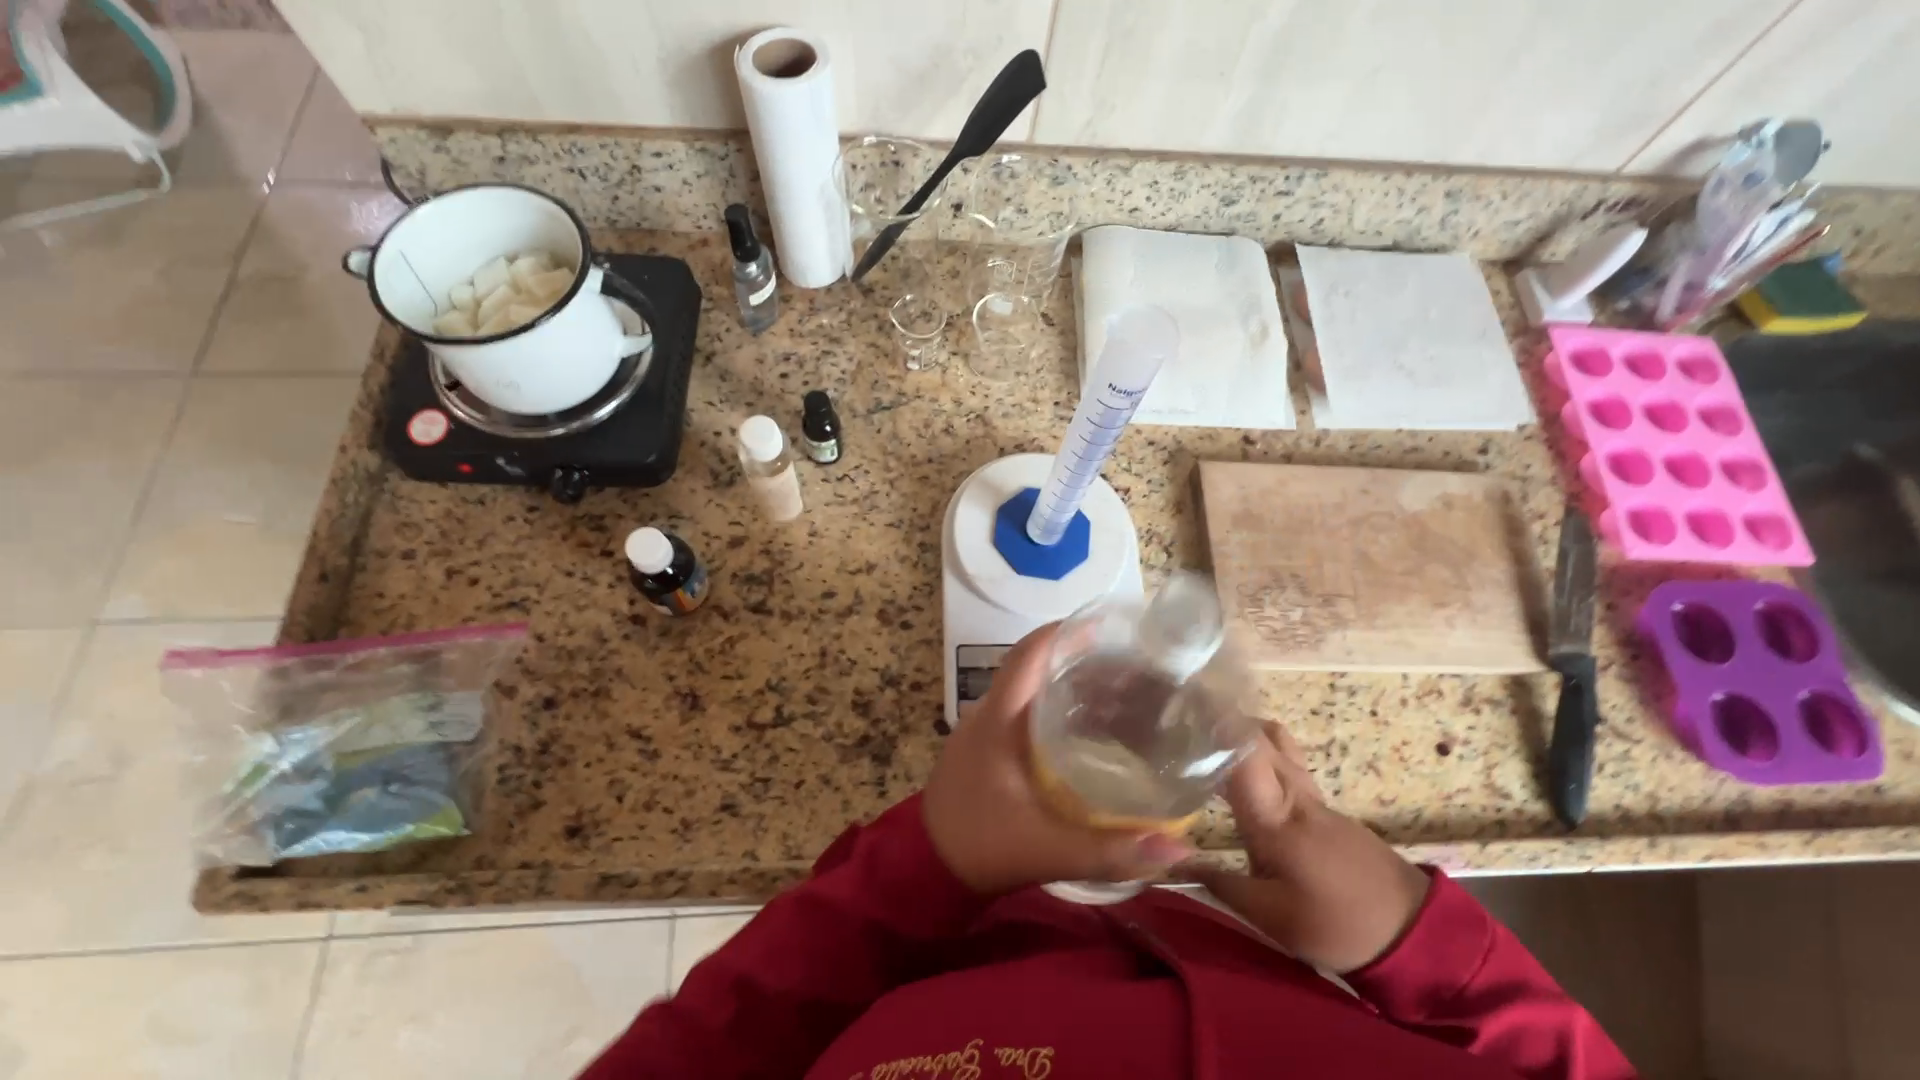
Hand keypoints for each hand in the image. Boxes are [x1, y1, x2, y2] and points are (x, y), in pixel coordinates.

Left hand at [922, 623, 1192, 896]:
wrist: (925, 870)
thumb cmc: (979, 847)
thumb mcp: (1047, 850)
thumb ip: (1110, 853)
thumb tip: (1177, 850)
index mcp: (997, 720)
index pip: (1030, 654)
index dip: (1069, 632)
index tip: (1115, 629)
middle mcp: (989, 715)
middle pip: (1037, 668)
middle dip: (1085, 662)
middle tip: (1137, 670)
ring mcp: (985, 732)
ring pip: (1033, 692)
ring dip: (1073, 688)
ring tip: (1126, 697)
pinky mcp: (987, 752)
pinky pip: (1027, 715)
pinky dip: (1060, 713)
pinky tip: (1093, 736)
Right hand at [1182, 721, 1430, 973]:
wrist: (1415, 933)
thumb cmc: (1338, 925)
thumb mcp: (1271, 917)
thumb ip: (1221, 884)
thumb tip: (1173, 861)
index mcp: (1276, 818)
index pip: (1244, 753)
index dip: (1214, 725)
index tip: (1182, 707)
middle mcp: (1295, 796)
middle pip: (1261, 736)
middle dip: (1222, 720)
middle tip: (1181, 719)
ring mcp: (1315, 800)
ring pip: (1278, 745)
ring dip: (1243, 734)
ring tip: (1205, 742)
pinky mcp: (1326, 812)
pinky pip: (1287, 766)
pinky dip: (1259, 758)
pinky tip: (1238, 779)